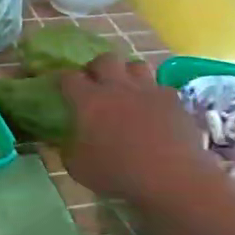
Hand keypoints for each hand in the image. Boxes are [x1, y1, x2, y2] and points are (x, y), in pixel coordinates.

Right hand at [59, 54, 224, 208]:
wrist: (169, 175)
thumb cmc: (115, 171)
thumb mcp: (77, 166)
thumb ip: (69, 147)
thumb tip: (67, 139)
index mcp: (89, 101)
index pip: (69, 77)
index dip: (62, 79)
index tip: (61, 86)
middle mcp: (118, 87)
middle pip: (105, 59)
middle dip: (96, 67)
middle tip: (94, 82)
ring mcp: (149, 90)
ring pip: (136, 65)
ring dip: (127, 74)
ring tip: (125, 89)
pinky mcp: (174, 100)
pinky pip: (160, 86)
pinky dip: (153, 93)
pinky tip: (152, 107)